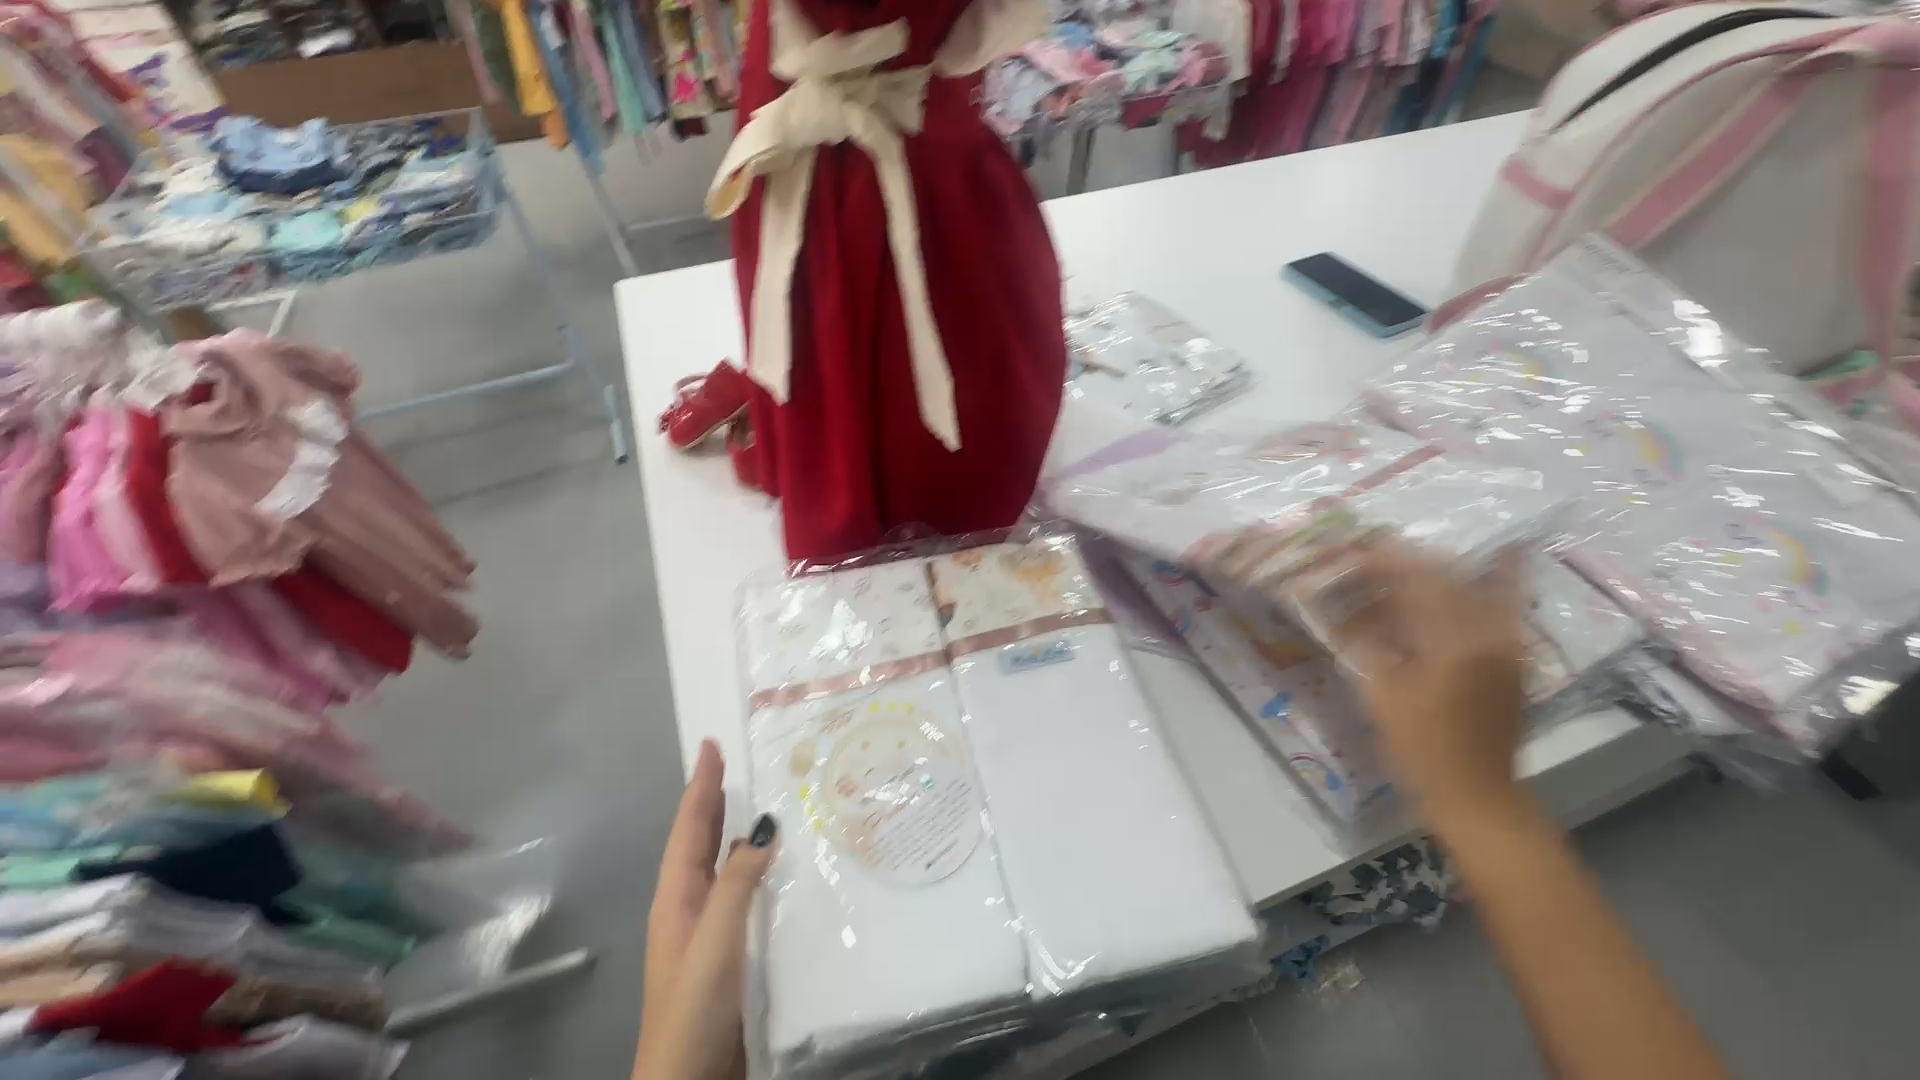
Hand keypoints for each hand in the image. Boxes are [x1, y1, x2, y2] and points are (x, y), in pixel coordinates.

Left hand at [633, 739, 776, 1079]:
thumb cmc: (692, 1011)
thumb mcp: (714, 943)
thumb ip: (736, 885)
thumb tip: (761, 830)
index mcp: (676, 900)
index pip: (689, 830)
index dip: (701, 787)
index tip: (710, 746)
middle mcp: (688, 909)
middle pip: (699, 843)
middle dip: (713, 802)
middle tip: (733, 764)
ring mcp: (707, 933)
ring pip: (720, 867)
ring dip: (733, 833)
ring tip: (757, 804)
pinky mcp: (729, 954)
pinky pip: (740, 895)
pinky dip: (754, 870)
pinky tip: (776, 872)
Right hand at [1316, 541, 1530, 821]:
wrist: (1477, 796)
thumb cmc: (1420, 750)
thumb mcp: (1381, 695)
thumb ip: (1363, 641)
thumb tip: (1335, 604)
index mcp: (1452, 642)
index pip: (1417, 580)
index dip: (1382, 559)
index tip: (1352, 548)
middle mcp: (1489, 634)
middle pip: (1448, 577)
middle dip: (1407, 561)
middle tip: (1370, 554)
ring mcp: (1508, 646)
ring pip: (1478, 588)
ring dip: (1440, 571)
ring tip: (1405, 566)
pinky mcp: (1513, 659)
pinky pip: (1501, 608)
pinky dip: (1490, 585)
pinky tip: (1493, 564)